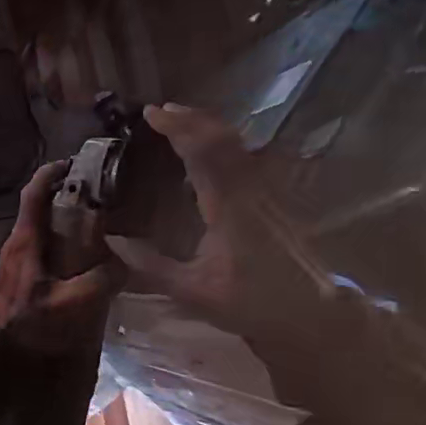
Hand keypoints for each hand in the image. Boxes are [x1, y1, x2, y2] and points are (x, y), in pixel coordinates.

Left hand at [0, 160, 121, 351]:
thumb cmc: (30, 326)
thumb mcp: (71, 305)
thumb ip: (100, 281)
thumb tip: (120, 264)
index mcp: (25, 241)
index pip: (34, 194)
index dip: (51, 173)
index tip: (73, 164)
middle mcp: (15, 244)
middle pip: (38, 208)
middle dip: (64, 198)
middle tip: (95, 199)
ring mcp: (13, 260)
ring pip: (38, 229)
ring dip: (62, 223)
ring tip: (93, 229)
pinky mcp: (17, 276)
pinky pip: (39, 248)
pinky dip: (59, 243)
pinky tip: (79, 261)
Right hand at [105, 104, 327, 337]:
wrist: (312, 314)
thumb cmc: (251, 303)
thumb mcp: (193, 291)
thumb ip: (150, 265)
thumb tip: (113, 241)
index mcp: (228, 207)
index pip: (202, 151)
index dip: (177, 127)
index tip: (151, 114)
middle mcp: (249, 189)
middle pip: (221, 137)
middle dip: (190, 118)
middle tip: (160, 111)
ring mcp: (267, 189)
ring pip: (237, 143)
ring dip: (207, 126)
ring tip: (180, 121)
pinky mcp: (275, 196)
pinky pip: (245, 155)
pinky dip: (222, 142)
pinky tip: (208, 149)